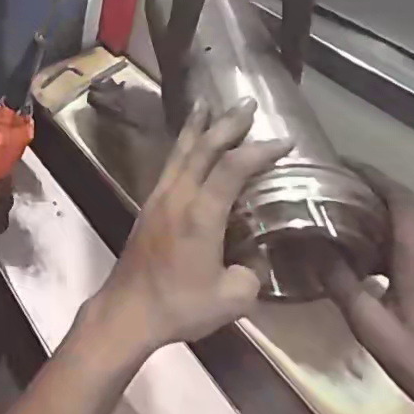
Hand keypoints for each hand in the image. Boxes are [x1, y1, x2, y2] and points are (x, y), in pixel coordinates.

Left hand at [91, 99, 289, 352]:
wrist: (128, 311)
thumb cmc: (179, 305)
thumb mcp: (232, 298)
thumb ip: (250, 272)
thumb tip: (252, 258)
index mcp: (201, 214)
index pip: (233, 168)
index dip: (260, 151)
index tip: (285, 141)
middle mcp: (178, 196)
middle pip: (204, 148)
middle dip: (228, 123)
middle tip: (246, 103)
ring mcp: (159, 197)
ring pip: (180, 151)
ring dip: (198, 126)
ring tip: (207, 104)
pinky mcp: (149, 205)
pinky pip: (170, 164)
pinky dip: (183, 146)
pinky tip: (187, 143)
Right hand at [326, 166, 413, 413]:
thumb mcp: (373, 329)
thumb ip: (342, 285)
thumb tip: (314, 249)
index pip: (403, 200)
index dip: (376, 176)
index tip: (346, 165)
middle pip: (409, 213)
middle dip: (373, 198)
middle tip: (335, 197)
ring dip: (384, 225)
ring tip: (347, 229)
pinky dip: (396, 247)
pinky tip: (374, 269)